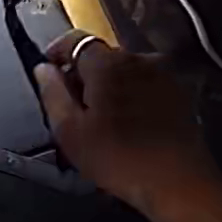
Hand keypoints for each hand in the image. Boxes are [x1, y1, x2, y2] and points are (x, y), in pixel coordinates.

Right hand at [32, 31, 221, 221]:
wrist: (175, 182)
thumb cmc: (117, 158)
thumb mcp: (69, 130)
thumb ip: (52, 93)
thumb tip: (43, 69)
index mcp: (108, 64)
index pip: (75, 40)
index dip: (56, 52)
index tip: (47, 71)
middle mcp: (139, 59)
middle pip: (100, 56)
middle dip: (82, 76)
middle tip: (70, 109)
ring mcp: (163, 74)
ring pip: (123, 71)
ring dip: (107, 87)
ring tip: (99, 122)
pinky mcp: (179, 92)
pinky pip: (143, 84)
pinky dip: (129, 96)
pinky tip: (124, 125)